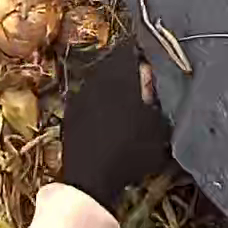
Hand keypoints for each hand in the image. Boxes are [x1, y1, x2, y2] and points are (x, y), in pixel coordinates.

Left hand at [60, 39, 172, 212]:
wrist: (90, 179)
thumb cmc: (131, 149)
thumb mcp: (158, 126)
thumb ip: (158, 98)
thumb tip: (155, 79)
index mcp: (120, 74)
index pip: (130, 48)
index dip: (143, 51)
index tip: (155, 59)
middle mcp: (97, 77)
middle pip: (115, 62)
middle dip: (129, 69)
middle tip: (145, 82)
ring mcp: (80, 94)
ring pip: (101, 79)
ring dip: (114, 85)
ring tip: (128, 101)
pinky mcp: (70, 113)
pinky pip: (89, 97)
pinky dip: (100, 102)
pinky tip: (109, 117)